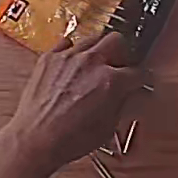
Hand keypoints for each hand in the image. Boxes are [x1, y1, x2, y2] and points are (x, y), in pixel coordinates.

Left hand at [1, 32, 145, 173]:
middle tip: (118, 65)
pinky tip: (71, 65)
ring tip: (94, 65)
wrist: (36, 138)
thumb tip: (130, 94)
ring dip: (97, 50)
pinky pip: (66, 44)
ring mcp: (68, 57)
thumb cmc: (70, 138)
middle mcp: (91, 63)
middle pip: (116, 41)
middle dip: (122, 53)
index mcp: (111, 81)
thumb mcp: (108, 127)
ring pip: (91, 39)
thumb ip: (122, 104)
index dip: (141, 79)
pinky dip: (72, 52)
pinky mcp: (49, 57)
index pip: (138, 72)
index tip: (139, 81)